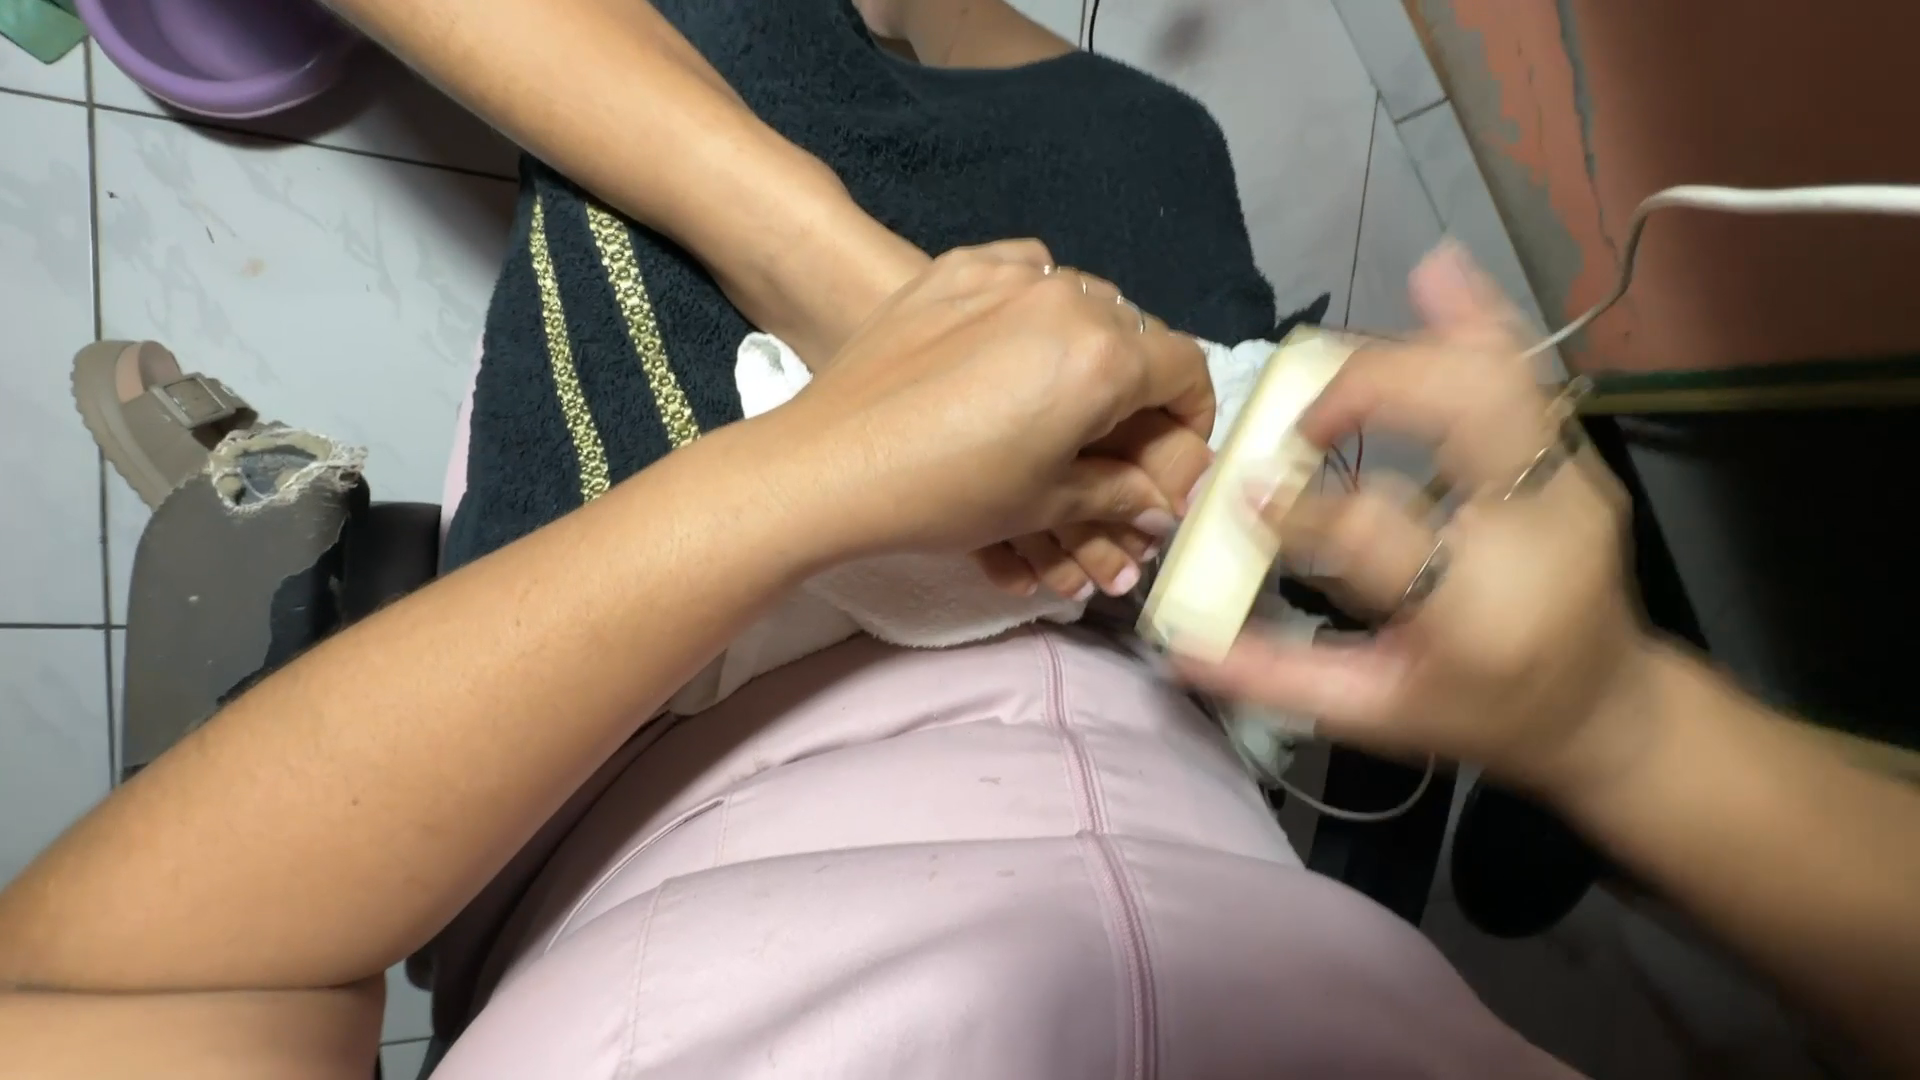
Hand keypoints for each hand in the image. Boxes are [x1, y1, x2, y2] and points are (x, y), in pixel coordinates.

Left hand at [771, 239, 1212, 559]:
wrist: (830, 464)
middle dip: (1140, 390)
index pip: (1188, 371)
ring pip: (1084, 301)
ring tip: (1064, 397)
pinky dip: (1035, 309)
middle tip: (1117, 439)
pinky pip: (1024, 276)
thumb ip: (1121, 494)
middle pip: (1137, 336)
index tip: (1172, 454)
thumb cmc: (946, 495)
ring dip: (1091, 347)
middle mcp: (1067, 297)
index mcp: (1103, 357)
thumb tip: (1164, 502)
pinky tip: (1013, 347)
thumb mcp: (1045, 504)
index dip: (1191, 419)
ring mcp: (1006, 273)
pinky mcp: (956, 268)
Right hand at [1178, 245, 1651, 799]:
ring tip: (1330, 361)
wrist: (1604, 705)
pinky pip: (1521, 370)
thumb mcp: (1370, 714)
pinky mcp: (1571, 456)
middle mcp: (1536, 528)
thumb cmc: (1481, 712)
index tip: (1244, 495)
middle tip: (1299, 427)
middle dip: (1365, 392)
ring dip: (1405, 349)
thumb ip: (1273, 678)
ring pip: (1496, 374)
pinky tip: (1438, 270)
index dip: (1298, 507)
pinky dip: (1475, 316)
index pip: (1374, 531)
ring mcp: (1567, 479)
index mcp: (1478, 606)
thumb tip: (1177, 646)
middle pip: (1461, 410)